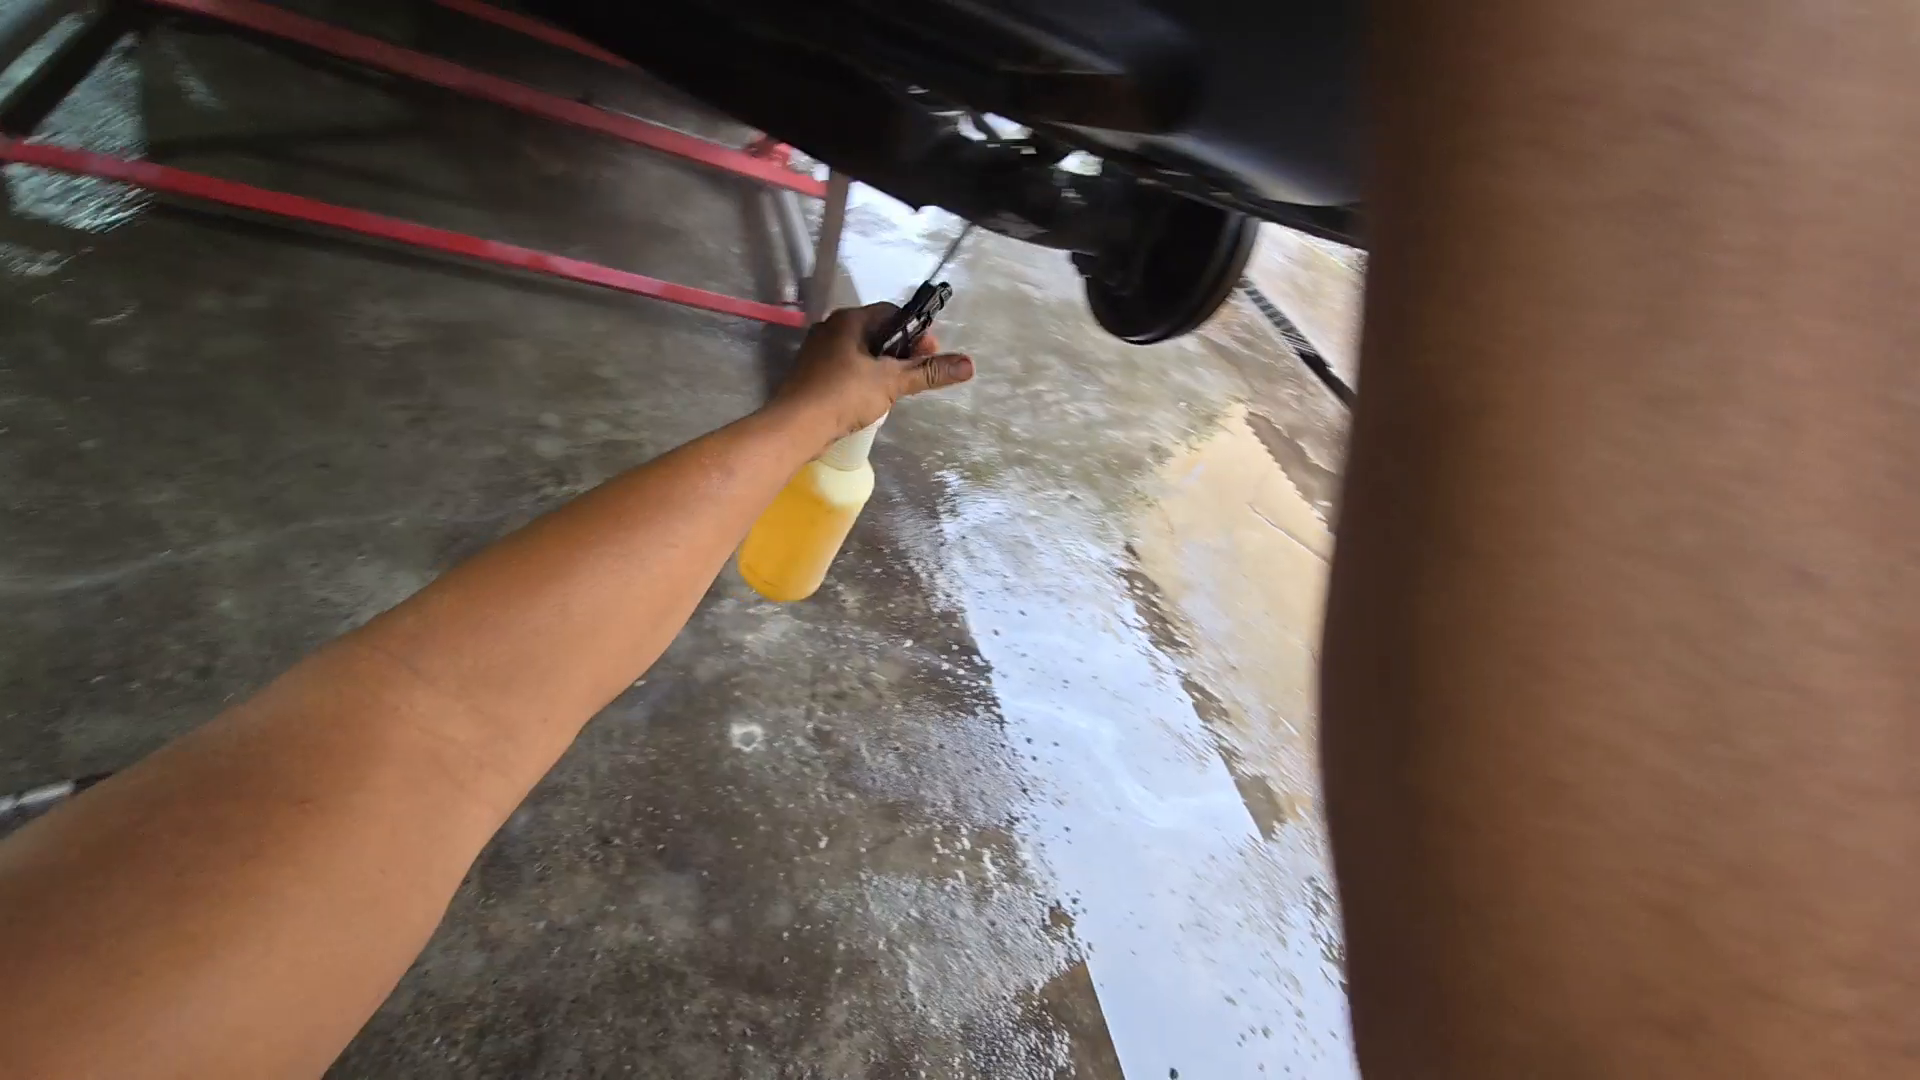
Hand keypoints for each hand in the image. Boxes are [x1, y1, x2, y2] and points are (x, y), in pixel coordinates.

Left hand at [770, 303, 973, 438]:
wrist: (795, 426)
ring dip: (883, 368)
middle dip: (902, 352)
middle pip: (878, 332)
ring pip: (862, 352)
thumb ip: (929, 372)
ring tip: (895, 390)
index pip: (893, 312)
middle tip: (915, 375)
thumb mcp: (892, 382)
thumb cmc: (843, 395)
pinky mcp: (813, 375)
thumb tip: (969, 364)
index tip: (929, 355)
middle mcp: (832, 328)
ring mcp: (818, 352)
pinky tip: (870, 400)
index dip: (916, 332)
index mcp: (850, 319)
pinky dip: (863, 379)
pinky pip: (847, 369)